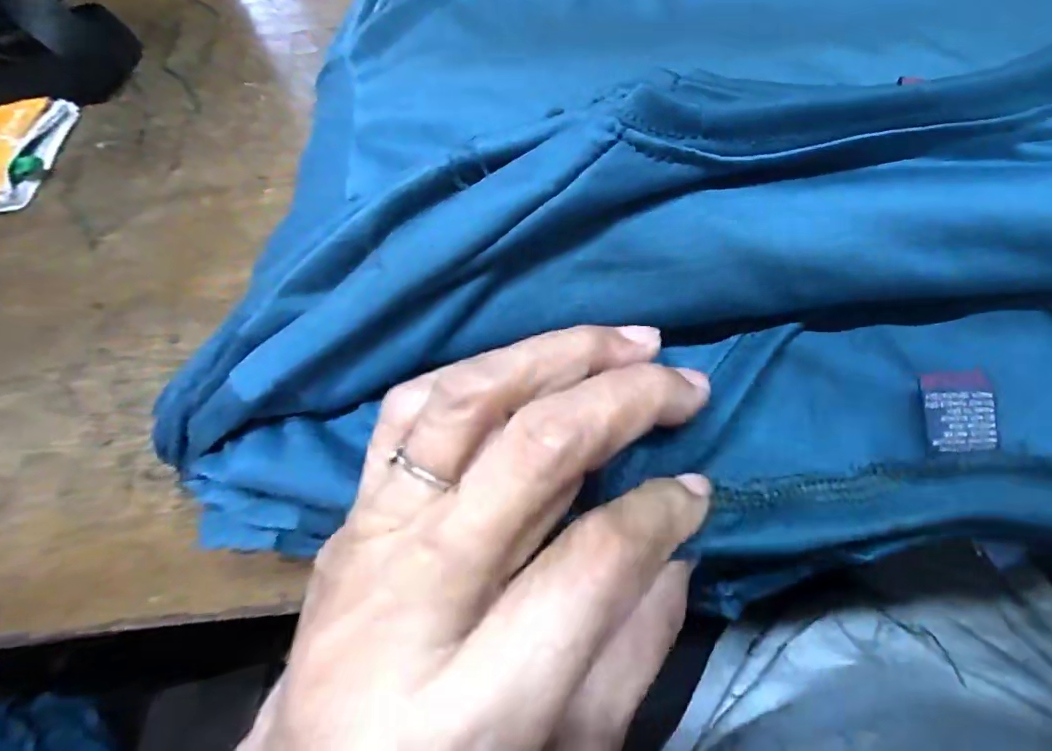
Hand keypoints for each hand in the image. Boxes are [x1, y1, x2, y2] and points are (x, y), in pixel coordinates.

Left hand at [240, 325, 712, 750]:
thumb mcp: (572, 748)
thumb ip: (636, 645)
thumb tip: (679, 536)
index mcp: (469, 701)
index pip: (595, 556)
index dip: (664, 509)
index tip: (699, 491)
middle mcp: (408, 600)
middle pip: (533, 450)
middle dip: (628, 399)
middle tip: (689, 386)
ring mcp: (368, 542)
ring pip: (465, 402)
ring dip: (560, 354)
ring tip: (630, 342)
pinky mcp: (352, 513)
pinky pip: (412, 407)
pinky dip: (489, 368)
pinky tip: (541, 362)